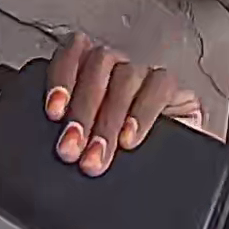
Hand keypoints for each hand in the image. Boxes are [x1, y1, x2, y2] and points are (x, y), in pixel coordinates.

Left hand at [45, 33, 203, 176]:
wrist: (164, 177)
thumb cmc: (113, 156)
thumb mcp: (86, 142)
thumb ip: (72, 131)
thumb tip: (58, 140)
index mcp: (89, 71)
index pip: (73, 52)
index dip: (62, 76)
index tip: (54, 111)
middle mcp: (117, 66)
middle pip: (99, 65)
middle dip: (82, 109)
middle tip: (71, 148)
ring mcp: (146, 75)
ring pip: (127, 75)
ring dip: (108, 118)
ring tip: (97, 154)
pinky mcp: (174, 90)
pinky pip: (160, 85)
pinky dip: (142, 111)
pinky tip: (129, 137)